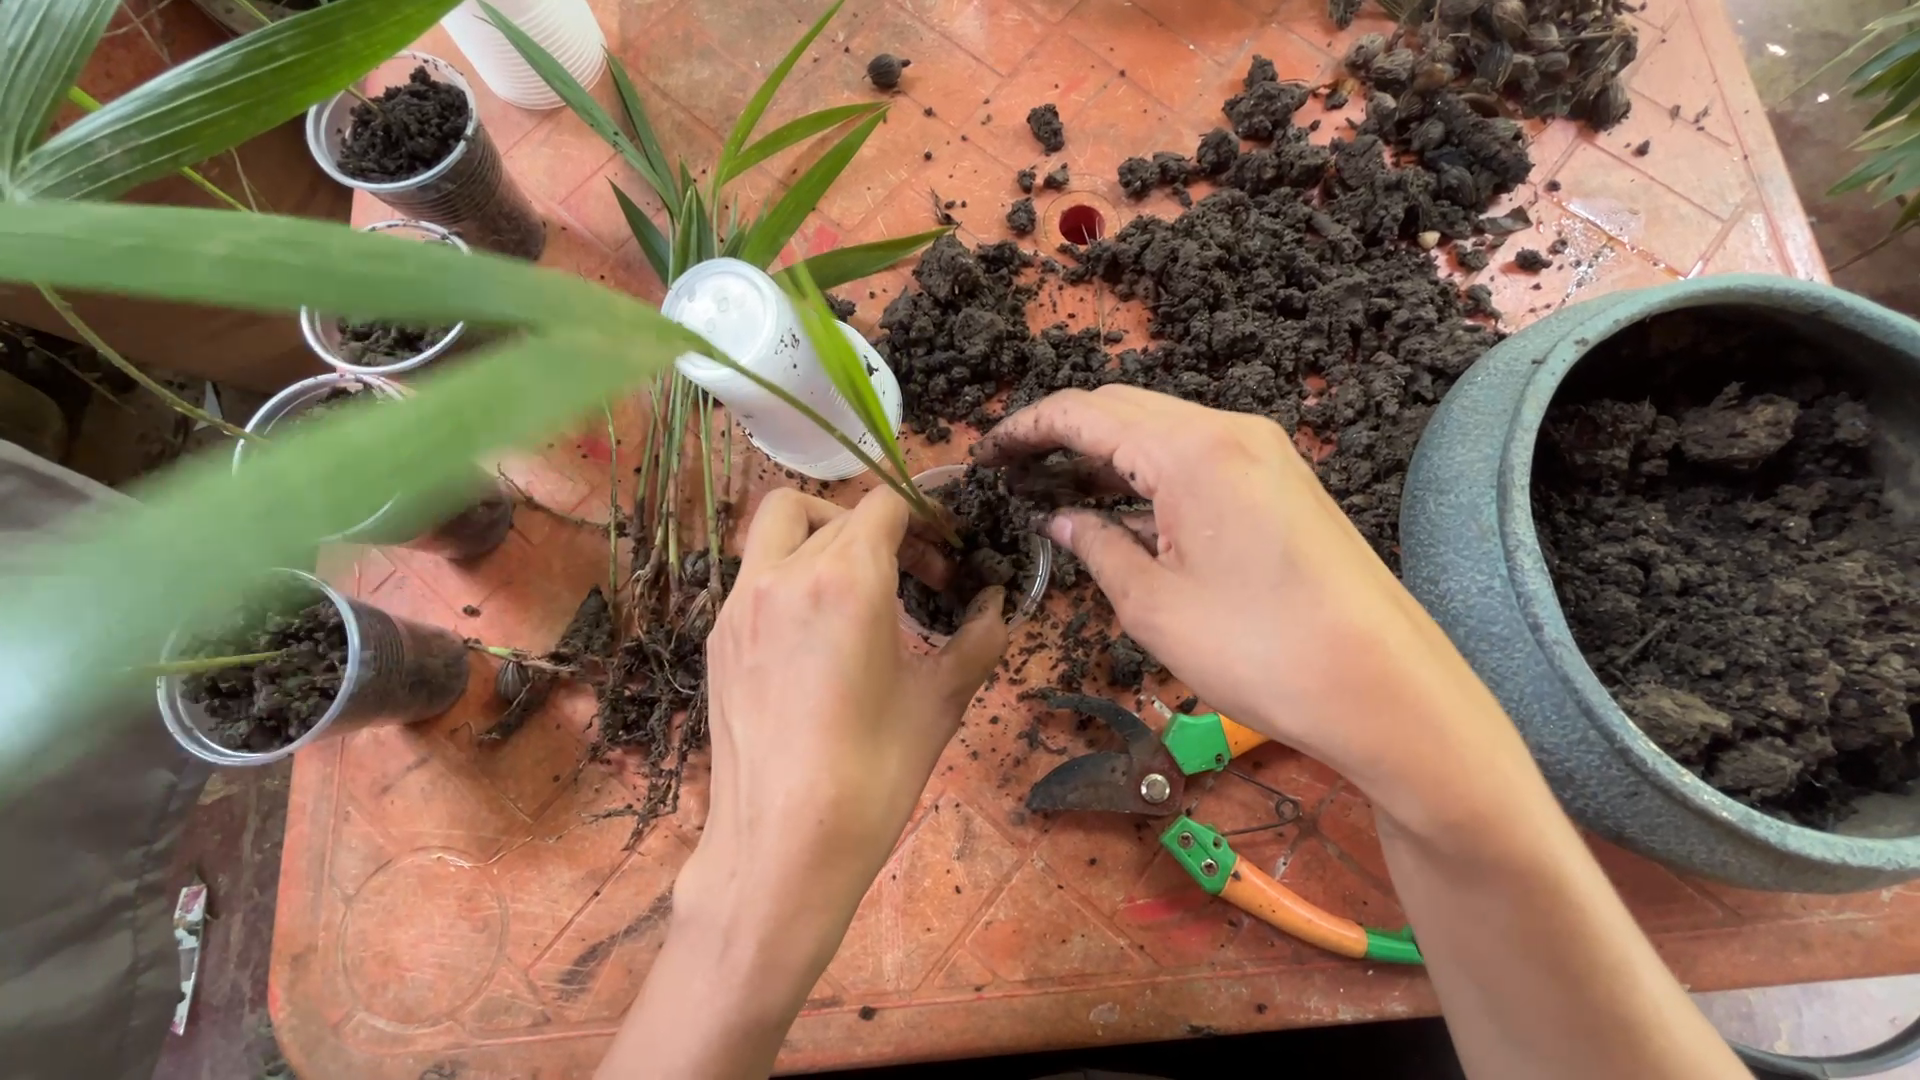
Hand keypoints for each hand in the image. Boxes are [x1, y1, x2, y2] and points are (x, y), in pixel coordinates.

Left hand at [676, 485, 1007, 958]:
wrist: (783, 846)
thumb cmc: (874, 772)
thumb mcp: (940, 701)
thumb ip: (977, 638)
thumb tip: (999, 604)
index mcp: (846, 579)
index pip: (883, 504)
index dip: (923, 515)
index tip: (945, 550)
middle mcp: (783, 574)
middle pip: (831, 508)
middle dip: (878, 527)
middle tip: (911, 574)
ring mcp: (740, 604)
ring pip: (778, 528)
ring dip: (823, 535)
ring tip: (858, 589)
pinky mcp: (718, 637)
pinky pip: (755, 574)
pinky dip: (790, 573)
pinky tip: (816, 633)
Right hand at [974, 385, 1514, 830]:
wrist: (1384, 688)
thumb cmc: (1257, 649)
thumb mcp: (1153, 604)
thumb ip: (1096, 546)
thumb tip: (1058, 519)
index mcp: (1191, 451)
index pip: (1085, 413)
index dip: (1027, 429)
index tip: (987, 453)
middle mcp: (1229, 432)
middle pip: (1123, 408)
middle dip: (1061, 433)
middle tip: (1015, 473)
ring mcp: (1261, 453)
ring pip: (1160, 429)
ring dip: (1104, 453)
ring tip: (1054, 490)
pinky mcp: (1278, 481)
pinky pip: (1194, 457)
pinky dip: (1147, 472)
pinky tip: (1119, 507)